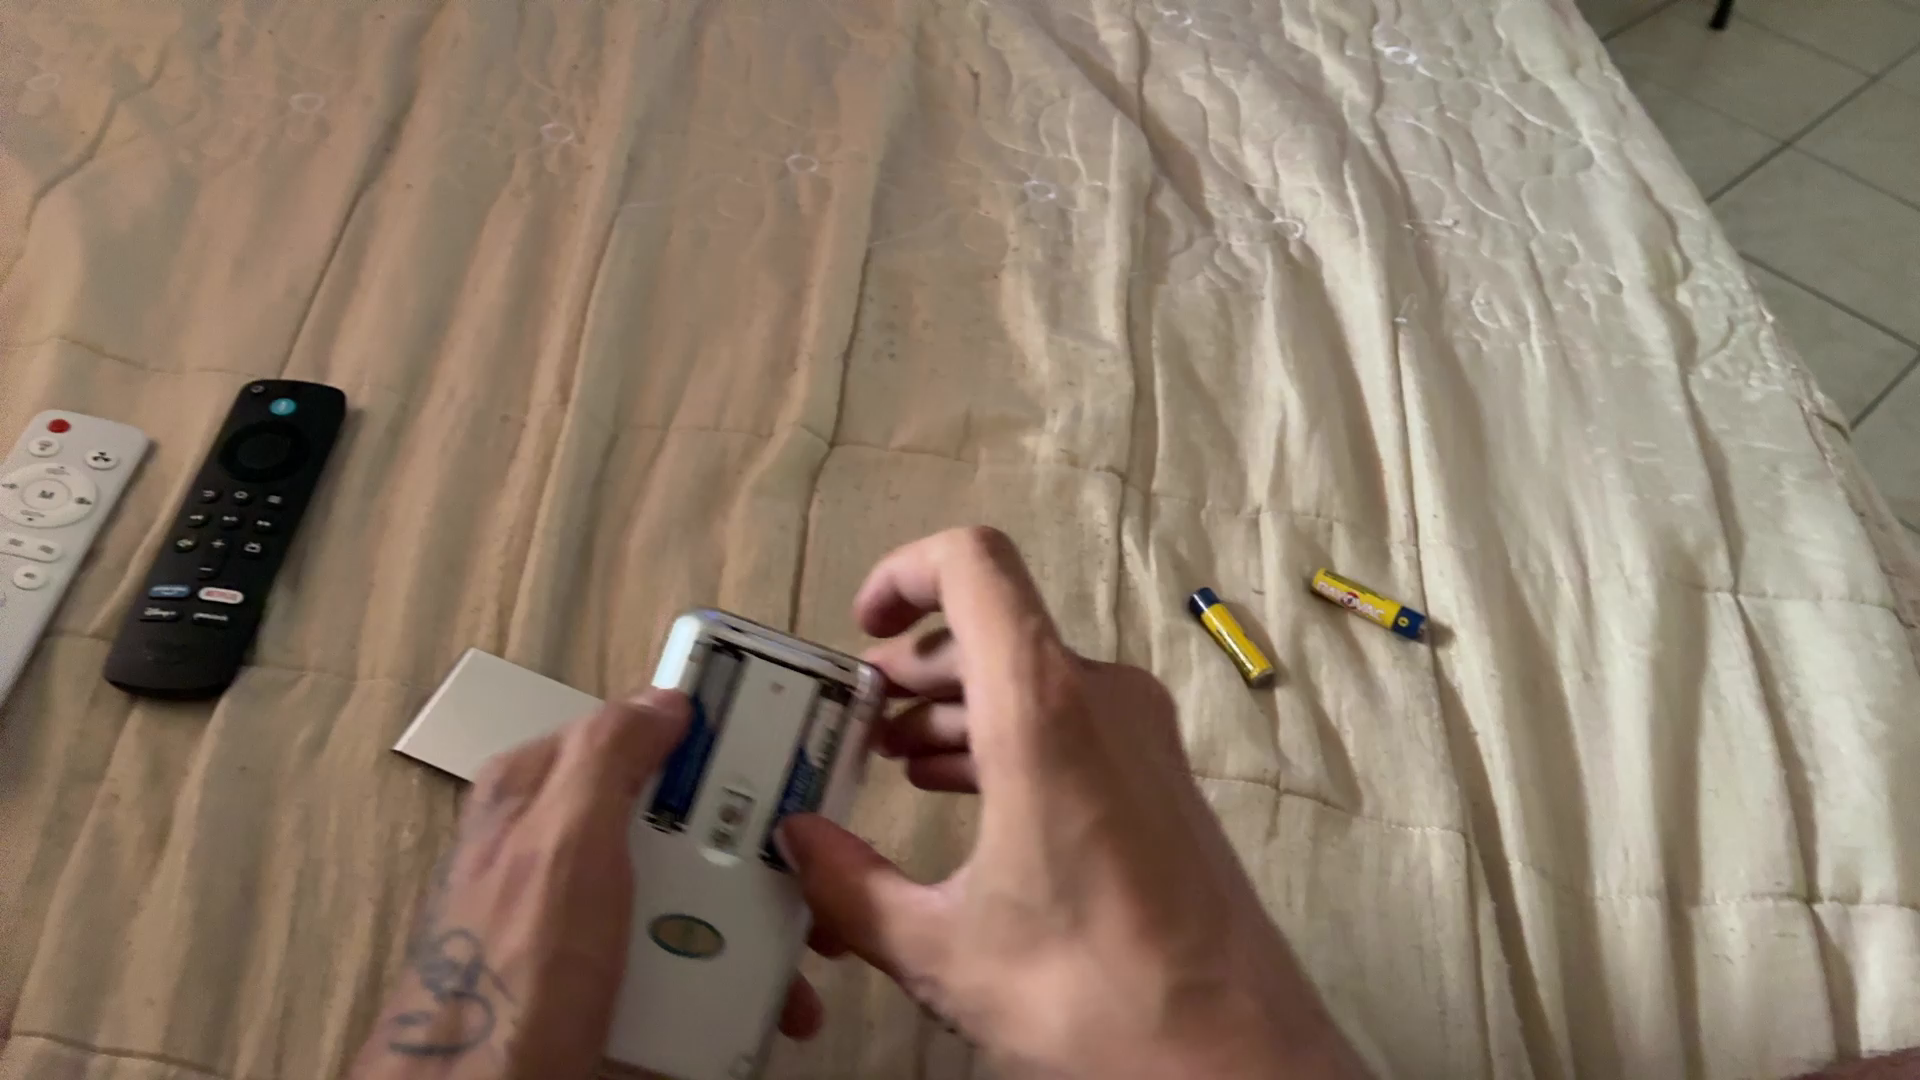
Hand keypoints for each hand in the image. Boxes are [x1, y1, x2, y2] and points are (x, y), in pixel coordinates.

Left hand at [351, 690, 822, 1079]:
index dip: (704, 728)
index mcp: (540, 790)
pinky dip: (737, 953)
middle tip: (801, 847)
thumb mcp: (561, 846)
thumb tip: (669, 697)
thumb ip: (607, 754)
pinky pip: (691, 933)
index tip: (773, 744)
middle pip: (677, 802)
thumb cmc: (516, 976)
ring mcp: (594, 905)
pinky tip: (771, 982)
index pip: (638, 727)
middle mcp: (566, 838)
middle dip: (744, 824)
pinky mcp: (617, 961)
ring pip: (692, 871)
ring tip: (805, 929)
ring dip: (753, 898)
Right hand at [780, 527, 1369, 1079]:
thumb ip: (849, 887)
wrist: (1239, 1057)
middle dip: (912, 664)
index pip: (973, 564)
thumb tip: (796, 842)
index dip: (906, 571)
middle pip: (989, 624)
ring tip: (896, 757)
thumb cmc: (1093, 993)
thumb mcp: (946, 947)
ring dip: (954, 700)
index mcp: (1041, 707)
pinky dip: (1000, 729)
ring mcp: (1135, 723)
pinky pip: (1060, 710)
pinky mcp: (1152, 760)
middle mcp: (1097, 692)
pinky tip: (961, 787)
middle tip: (859, 717)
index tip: (864, 626)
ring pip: (1023, 670)